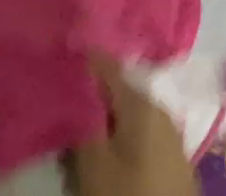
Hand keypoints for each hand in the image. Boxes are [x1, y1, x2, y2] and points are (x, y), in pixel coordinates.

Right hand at [71, 55, 198, 195]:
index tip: (55, 61)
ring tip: (73, 138)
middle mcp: (158, 108)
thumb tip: (72, 87)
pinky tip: (99, 154)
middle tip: (57, 108)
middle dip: (87, 98)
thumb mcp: (93, 164)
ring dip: (100, 122)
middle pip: (115, 90)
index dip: (79, 61)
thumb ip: (81, 121)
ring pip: (124, 115)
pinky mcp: (170, 157)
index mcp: (141, 102)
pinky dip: (115, 139)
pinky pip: (136, 134)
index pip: (106, 64)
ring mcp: (167, 133)